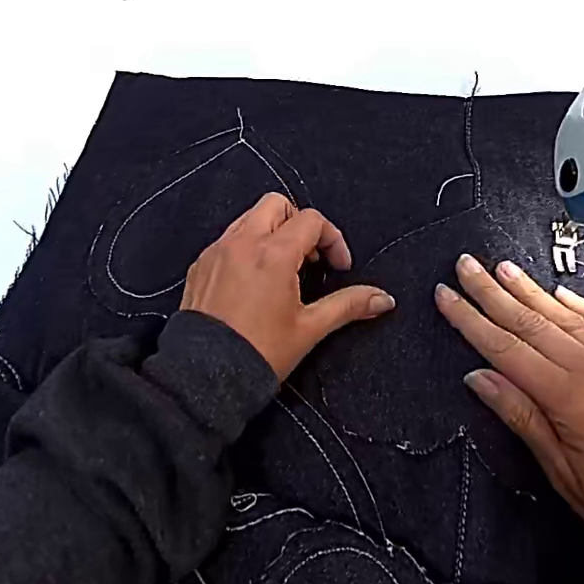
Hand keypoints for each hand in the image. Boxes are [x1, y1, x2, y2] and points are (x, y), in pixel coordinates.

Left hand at [181, 193, 395, 378]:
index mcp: (273, 254)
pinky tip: (254, 280)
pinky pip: (228, 238)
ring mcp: (217, 251)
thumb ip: (349, 304)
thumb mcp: (310, 328)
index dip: (333, 240)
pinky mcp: (200, 265)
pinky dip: (247, 246)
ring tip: (284, 269)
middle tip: (310, 256)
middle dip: (299, 223)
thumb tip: (383, 299)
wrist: (203, 379)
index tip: (338, 267)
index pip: (311, 220)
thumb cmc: (258, 354)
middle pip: (277, 204)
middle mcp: (242, 243)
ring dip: (272, 232)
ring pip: (250, 217)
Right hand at [436, 254, 583, 538]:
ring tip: (504, 268)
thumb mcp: (562, 471)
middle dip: (491, 291)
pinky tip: (562, 292)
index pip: (504, 346)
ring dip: (530, 289)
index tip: (447, 296)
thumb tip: (478, 378)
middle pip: (529, 320)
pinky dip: (581, 304)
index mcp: (566, 395)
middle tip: (466, 265)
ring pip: (563, 314)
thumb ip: (520, 415)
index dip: (469, 319)